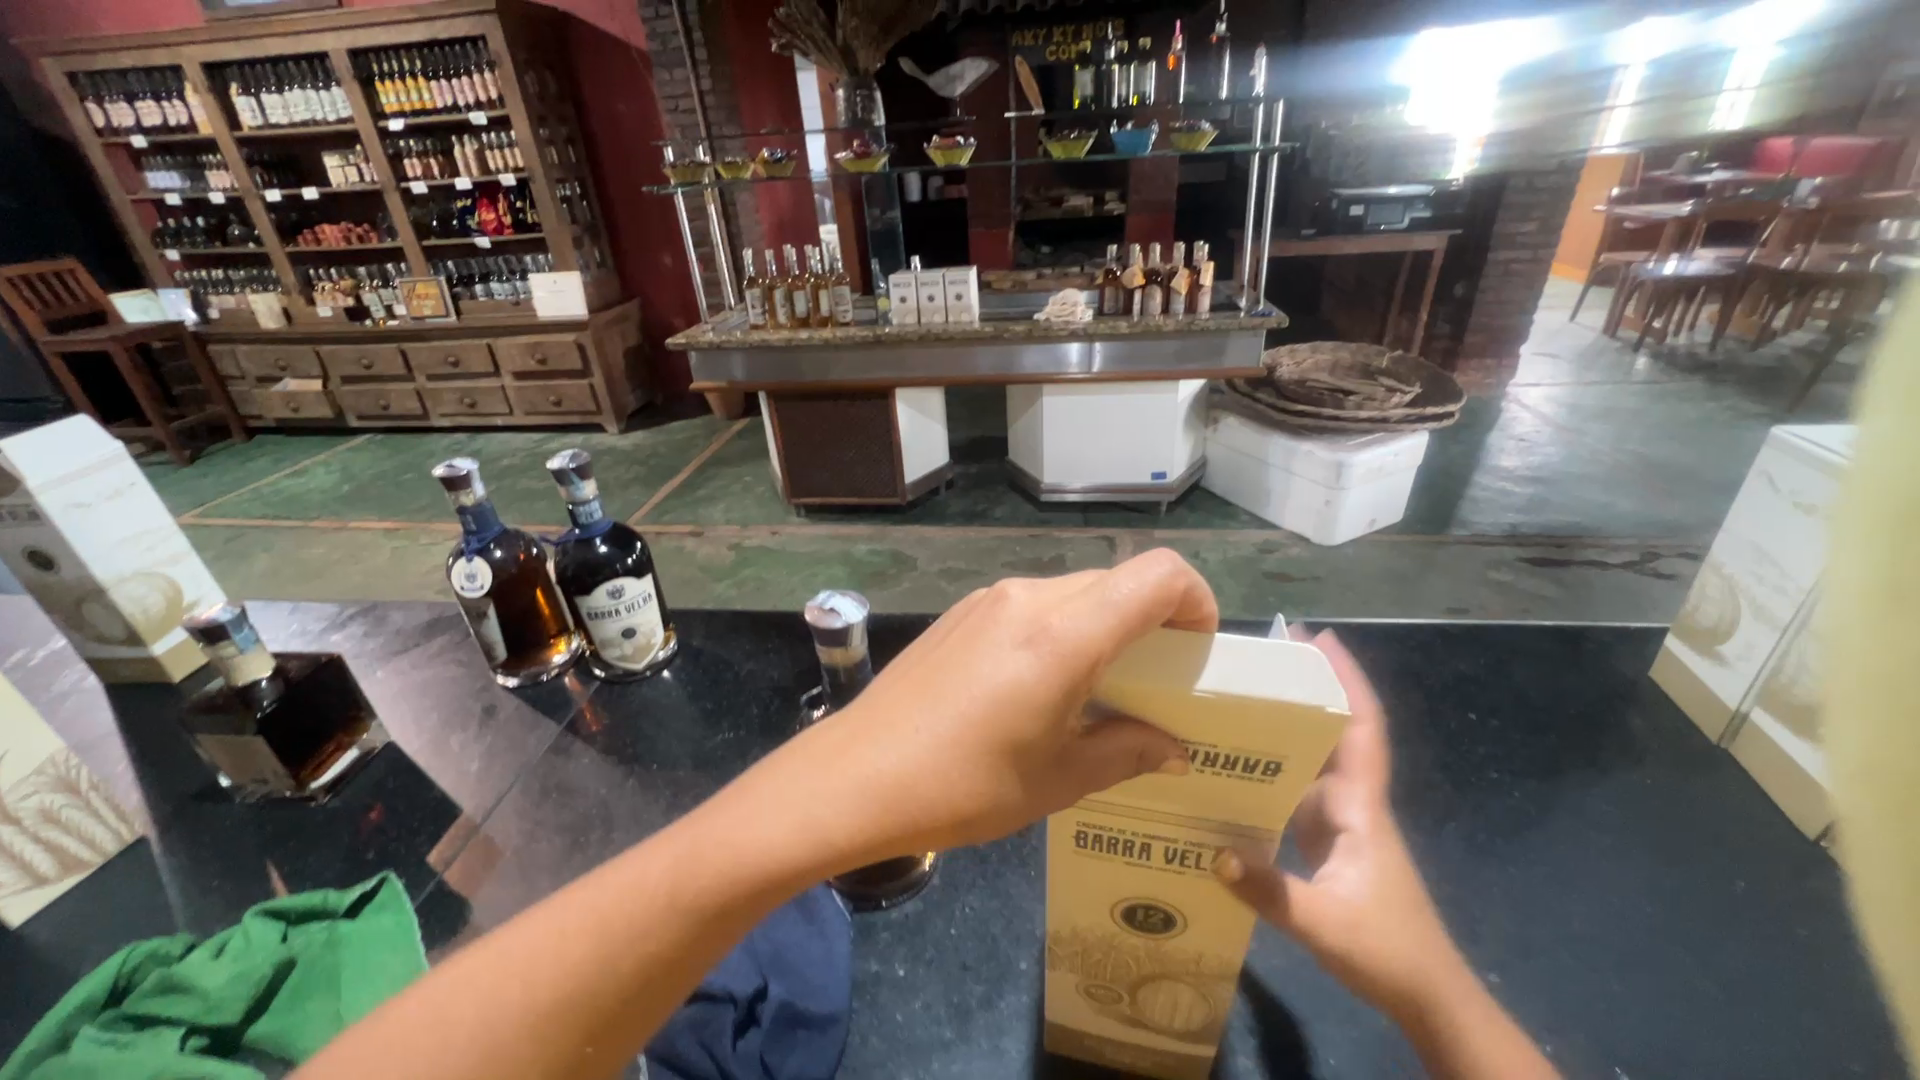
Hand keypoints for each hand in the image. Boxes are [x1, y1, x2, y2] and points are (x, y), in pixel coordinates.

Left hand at [802, 549, 1216, 857]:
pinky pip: (1033, 606)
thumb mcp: (1057, 780)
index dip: (1195, 602)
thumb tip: (1173, 745)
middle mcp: (1029, 598)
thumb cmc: (962, 787)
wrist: (854, 778)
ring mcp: (989, 600)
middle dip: (1152, 625)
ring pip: (1075, 593)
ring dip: (1104, 629)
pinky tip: (1039, 688)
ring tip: (1095, 694)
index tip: (1196, 655)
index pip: (1158, 575)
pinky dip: (1061, 632)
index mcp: (1063, 635)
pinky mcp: (962, 614)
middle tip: (1153, 688)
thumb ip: (1127, 751)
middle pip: (1118, 584)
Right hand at [1212, 631, 1470, 1020]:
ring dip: (1282, 733)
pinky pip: (1296, 797)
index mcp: (1361, 809)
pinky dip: (1270, 777)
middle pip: (1332, 735)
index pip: (1362, 729)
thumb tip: (1211, 852)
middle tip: (1253, 664)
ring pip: (1311, 765)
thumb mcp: (1324, 923)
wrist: (1427, 996)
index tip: (1318, 638)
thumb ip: (1269, 890)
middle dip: (1304, 693)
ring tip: (1231, 709)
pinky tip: (1232, 778)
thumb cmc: (1387, 951)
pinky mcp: (1329, 847)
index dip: (1346, 680)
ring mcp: (1341, 827)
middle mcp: (1352, 806)